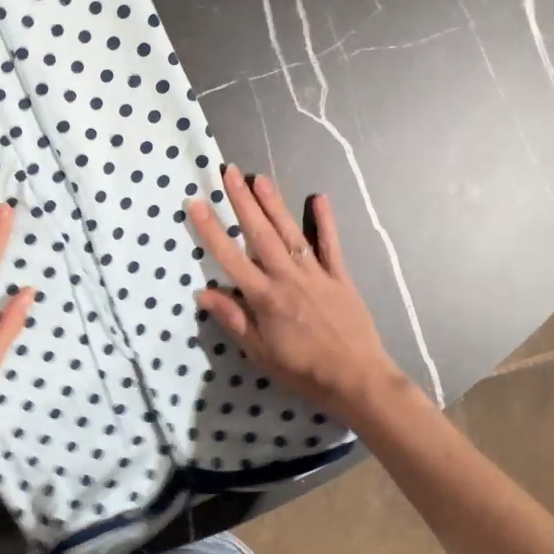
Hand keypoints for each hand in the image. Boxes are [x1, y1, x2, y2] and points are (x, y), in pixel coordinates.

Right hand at [185, 166, 404, 418]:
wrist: (357, 380)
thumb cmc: (302, 371)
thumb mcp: (259, 353)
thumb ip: (233, 319)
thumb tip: (203, 294)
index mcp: (264, 298)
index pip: (230, 258)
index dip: (211, 230)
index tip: (197, 204)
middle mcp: (288, 279)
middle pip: (260, 234)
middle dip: (242, 202)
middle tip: (229, 172)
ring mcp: (316, 276)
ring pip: (290, 234)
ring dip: (274, 204)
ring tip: (260, 178)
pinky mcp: (340, 279)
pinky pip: (331, 247)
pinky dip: (325, 222)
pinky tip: (318, 198)